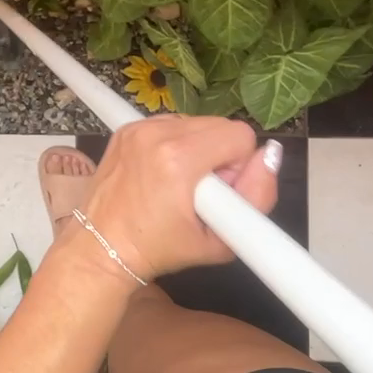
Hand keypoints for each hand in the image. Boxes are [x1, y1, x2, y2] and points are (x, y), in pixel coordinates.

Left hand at [77, 116, 279, 279]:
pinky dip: (176, 144)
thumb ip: (257, 197)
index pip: (239, 134)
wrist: (102, 246)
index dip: (241, 165)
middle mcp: (153, 135)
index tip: (223, 192)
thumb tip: (270, 156)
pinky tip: (165, 174)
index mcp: (177, 158)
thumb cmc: (157, 249)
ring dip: (199, 148)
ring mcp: (136, 129)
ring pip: (194, 123)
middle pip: (218, 124)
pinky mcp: (125, 131)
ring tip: (183, 185)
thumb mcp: (221, 241)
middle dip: (222, 155)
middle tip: (204, 192)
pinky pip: (169, 125)